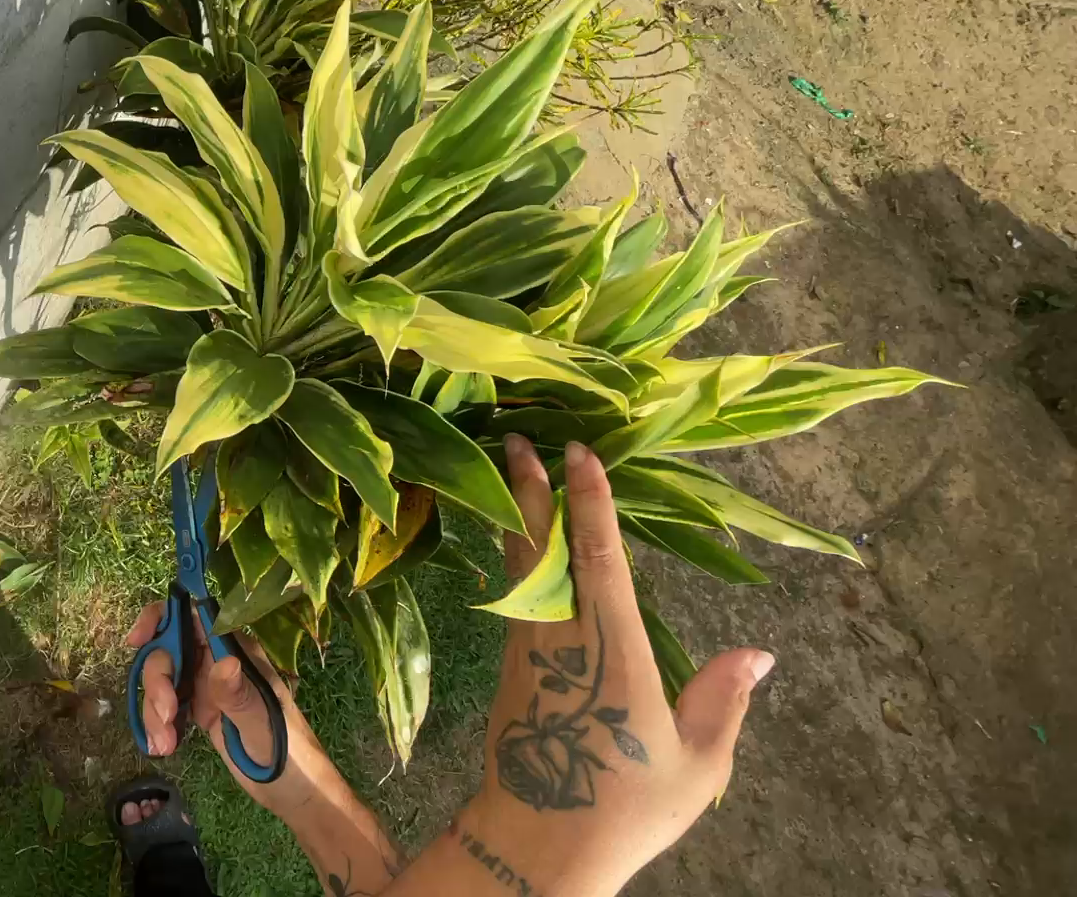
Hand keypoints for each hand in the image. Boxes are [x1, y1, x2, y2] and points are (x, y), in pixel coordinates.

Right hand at [124, 601, 333, 817]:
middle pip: (168, 650)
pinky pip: (166, 704)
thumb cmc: (287, 752)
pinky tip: (164, 746)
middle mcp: (215, 660)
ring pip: (162, 679)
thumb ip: (238, 693)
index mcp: (234, 650)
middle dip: (156, 681)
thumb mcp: (261, 722)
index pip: (192, 615)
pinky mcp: (198, 709)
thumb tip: (222, 661)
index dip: (161, 618)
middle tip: (165, 716)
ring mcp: (206, 684)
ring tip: (165, 743)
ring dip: (154, 708)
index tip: (138, 640)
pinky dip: (158, 723)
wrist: (294, 792)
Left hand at [409, 436, 774, 896]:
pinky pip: (514, 586)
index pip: (599, 560)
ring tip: (506, 463)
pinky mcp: (513, 654)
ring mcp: (529, 640)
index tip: (579, 453)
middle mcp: (562, 634)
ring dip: (516, 508)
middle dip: (531, 487)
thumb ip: (722, 701)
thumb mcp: (699, 764)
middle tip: (516, 435)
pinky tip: (510, 527)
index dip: (589, 503)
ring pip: (521, 561)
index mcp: (614, 651)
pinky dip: (513, 547)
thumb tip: (764, 653)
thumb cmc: (629, 805)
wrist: (540, 834)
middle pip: (544, 546)